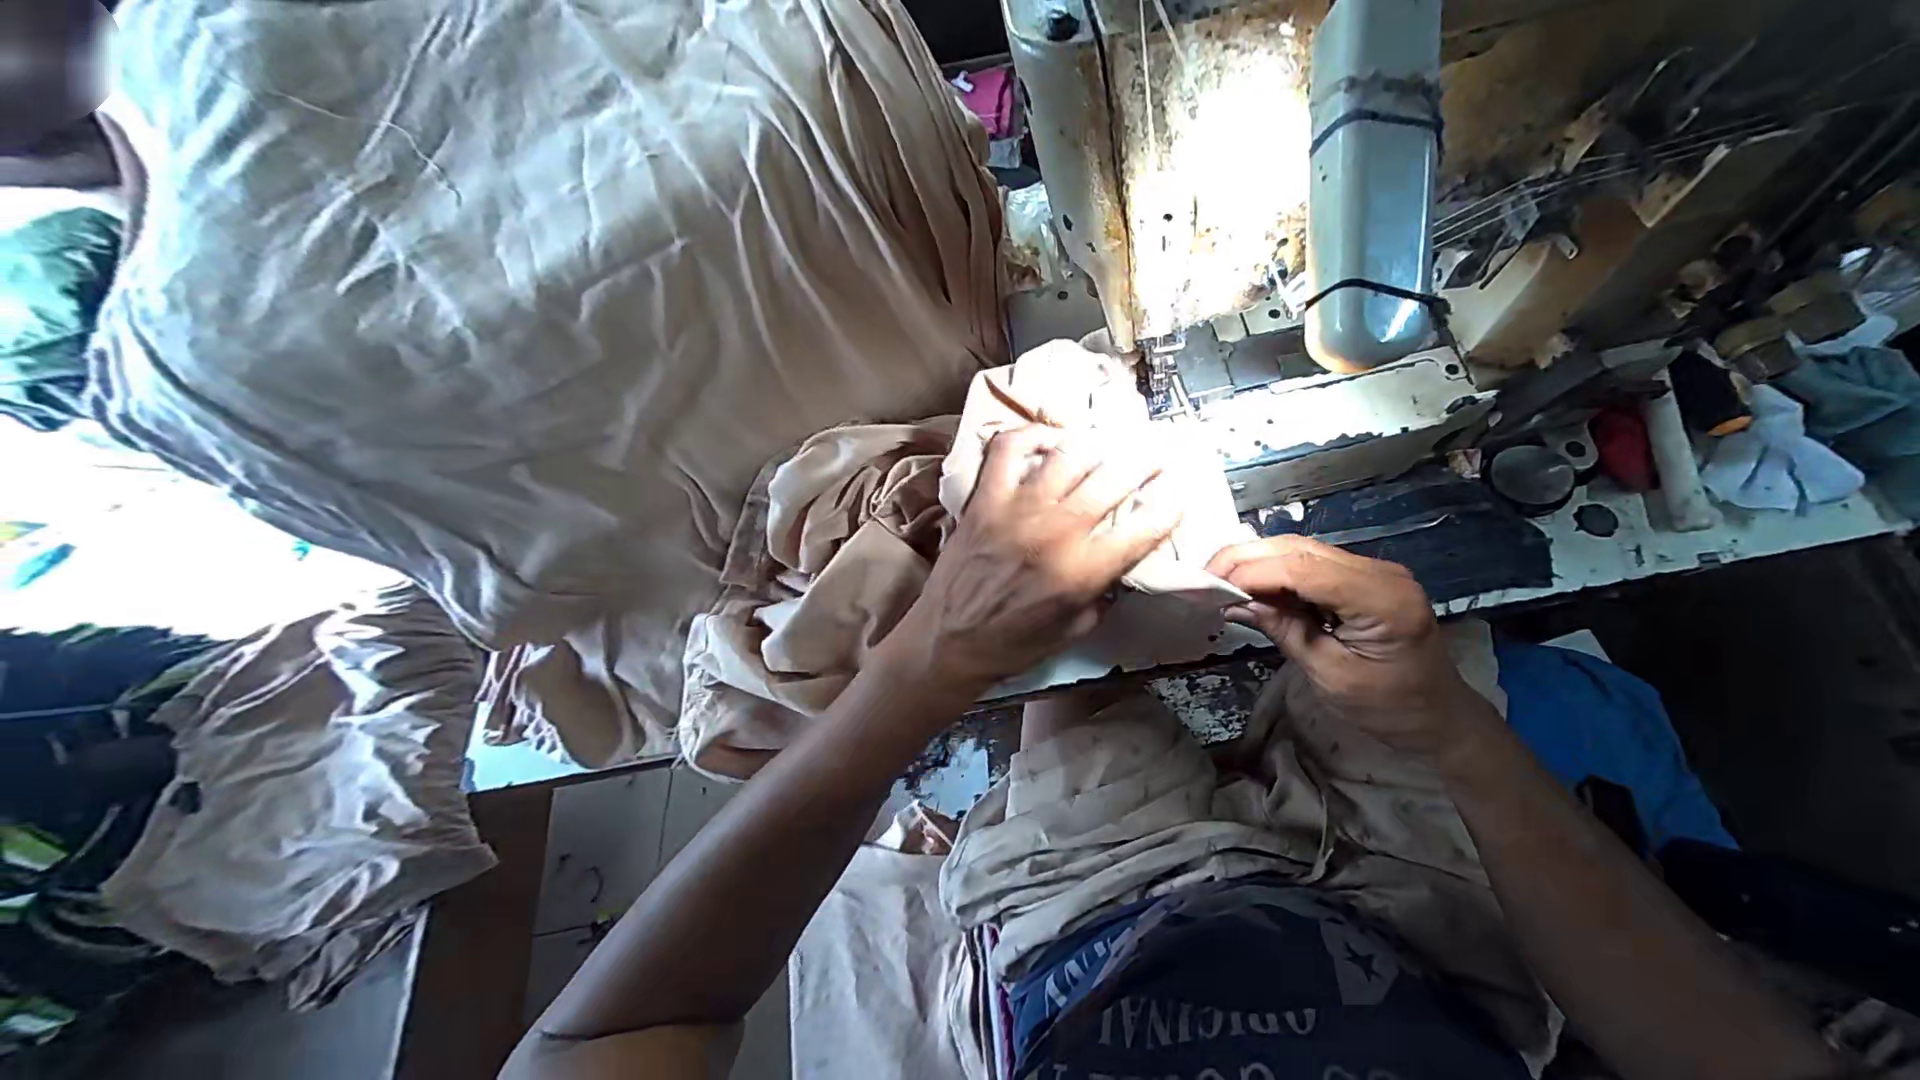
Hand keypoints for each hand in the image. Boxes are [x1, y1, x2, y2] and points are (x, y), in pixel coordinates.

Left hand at [878, 425, 1180, 695]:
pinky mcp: (985, 500)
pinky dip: (1030, 435)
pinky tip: (1049, 438)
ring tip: (1111, 443)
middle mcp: (1056, 533)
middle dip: (1147, 461)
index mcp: (1083, 572)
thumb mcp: (1075, 630)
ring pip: (1069, 455)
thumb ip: (1104, 592)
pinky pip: (1007, 449)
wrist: (948, 642)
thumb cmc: (1012, 645)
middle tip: (1157, 453)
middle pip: (1114, 479)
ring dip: (1098, 445)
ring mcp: (1017, 510)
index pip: (1144, 527)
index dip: (1171, 504)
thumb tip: (1123, 562)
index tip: (1180, 491)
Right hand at [1204, 535, 1492, 756]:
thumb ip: (1284, 630)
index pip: (1305, 569)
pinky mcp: (1362, 576)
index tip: (1211, 583)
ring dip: (1256, 560)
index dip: (1253, 571)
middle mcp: (1380, 573)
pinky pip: (1309, 562)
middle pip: (1300, 549)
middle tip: (1205, 576)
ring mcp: (1373, 570)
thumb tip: (1236, 602)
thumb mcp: (1329, 674)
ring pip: (1300, 549)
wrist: (1438, 716)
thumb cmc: (1388, 707)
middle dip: (1247, 558)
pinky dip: (1274, 569)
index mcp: (1382, 600)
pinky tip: (1249, 581)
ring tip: (1219, 578)